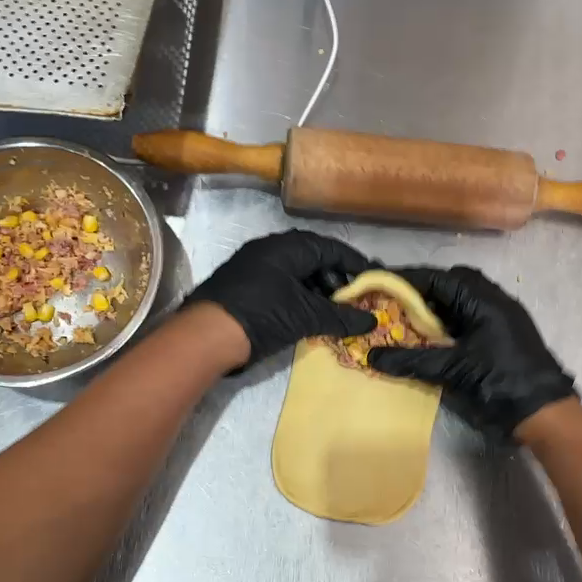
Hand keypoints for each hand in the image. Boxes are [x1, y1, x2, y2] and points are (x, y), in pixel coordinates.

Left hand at [185, 230, 377, 367]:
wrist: (206, 335)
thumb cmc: (263, 315)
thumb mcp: (305, 316)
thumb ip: (340, 317)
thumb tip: (370, 321)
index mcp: (289, 246)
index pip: (332, 248)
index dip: (355, 263)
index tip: (374, 278)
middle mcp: (270, 248)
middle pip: (313, 258)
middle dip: (335, 279)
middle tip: (353, 299)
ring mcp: (253, 265)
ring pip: (295, 272)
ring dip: (316, 290)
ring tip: (331, 312)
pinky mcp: (242, 284)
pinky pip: (280, 283)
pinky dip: (297, 296)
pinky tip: (305, 315)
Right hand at [366, 266, 576, 438]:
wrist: (545, 414)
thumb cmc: (499, 383)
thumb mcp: (452, 370)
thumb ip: (412, 360)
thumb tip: (372, 356)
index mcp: (484, 301)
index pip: (439, 278)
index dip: (409, 279)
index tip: (382, 283)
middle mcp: (495, 302)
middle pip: (453, 283)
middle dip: (424, 290)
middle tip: (396, 302)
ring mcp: (502, 319)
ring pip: (464, 300)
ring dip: (438, 307)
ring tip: (409, 319)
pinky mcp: (504, 336)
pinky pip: (472, 318)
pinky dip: (450, 322)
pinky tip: (434, 338)